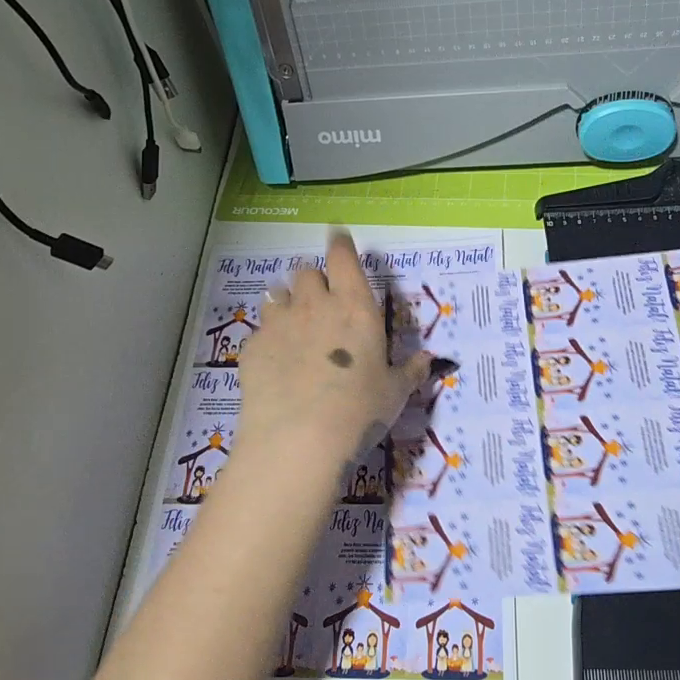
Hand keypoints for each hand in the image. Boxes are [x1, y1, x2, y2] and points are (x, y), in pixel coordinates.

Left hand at [235, 232, 432, 476]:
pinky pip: (259, 331)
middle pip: (306, 272)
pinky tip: (275, 364)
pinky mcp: (251, 347)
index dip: (340, 245)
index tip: (339, 240)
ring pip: (277, 295)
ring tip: (294, 328)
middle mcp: (314, 305)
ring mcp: (278, 324)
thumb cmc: (359, 412)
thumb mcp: (394, 394)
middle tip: (321, 303)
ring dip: (286, 303)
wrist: (298, 440)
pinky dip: (268, 339)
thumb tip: (428, 360)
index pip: (343, 257)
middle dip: (313, 281)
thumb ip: (409, 372)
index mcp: (355, 307)